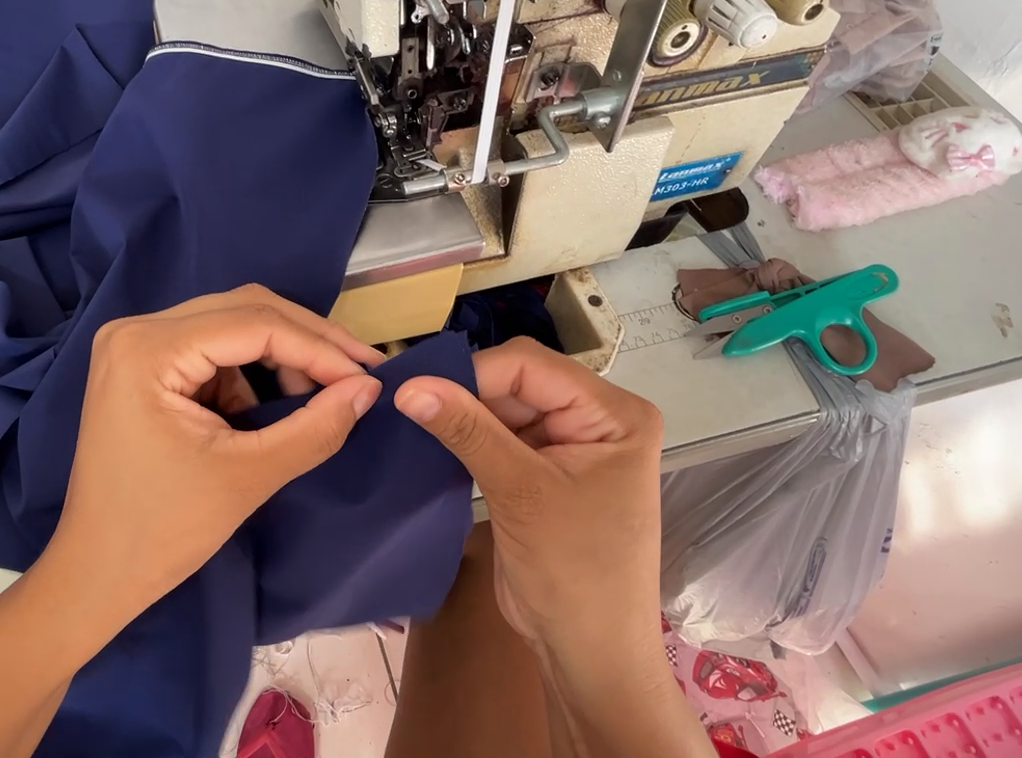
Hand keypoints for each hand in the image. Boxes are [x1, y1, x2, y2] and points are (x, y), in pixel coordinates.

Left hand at [47, 286, 384, 614]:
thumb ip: (315, 427)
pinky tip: (278, 404)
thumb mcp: (248, 476)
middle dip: (306, 341)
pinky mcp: (144, 365)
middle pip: (243, 310)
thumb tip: (370, 388)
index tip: (369, 376)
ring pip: (232, 325)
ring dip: (282, 354)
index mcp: (149, 348)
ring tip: (323, 392)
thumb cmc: (163, 531)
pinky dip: (253, 371)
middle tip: (358, 371)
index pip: (254, 324)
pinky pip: (214, 348)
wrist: (97, 574)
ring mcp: (136, 345)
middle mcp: (137, 329)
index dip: (319, 348)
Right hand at [392, 336, 664, 655]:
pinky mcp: (544, 469)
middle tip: (410, 406)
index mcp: (613, 413)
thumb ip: (466, 431)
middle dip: (467, 394)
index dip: (473, 374)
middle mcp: (597, 418)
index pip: (530, 366)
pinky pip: (501, 435)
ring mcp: (570, 444)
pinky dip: (469, 438)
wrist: (588, 655)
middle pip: (517, 382)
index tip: (416, 390)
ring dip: (464, 416)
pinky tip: (435, 442)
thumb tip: (407, 386)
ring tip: (415, 421)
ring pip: (503, 406)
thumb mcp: (519, 493)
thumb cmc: (573, 573)